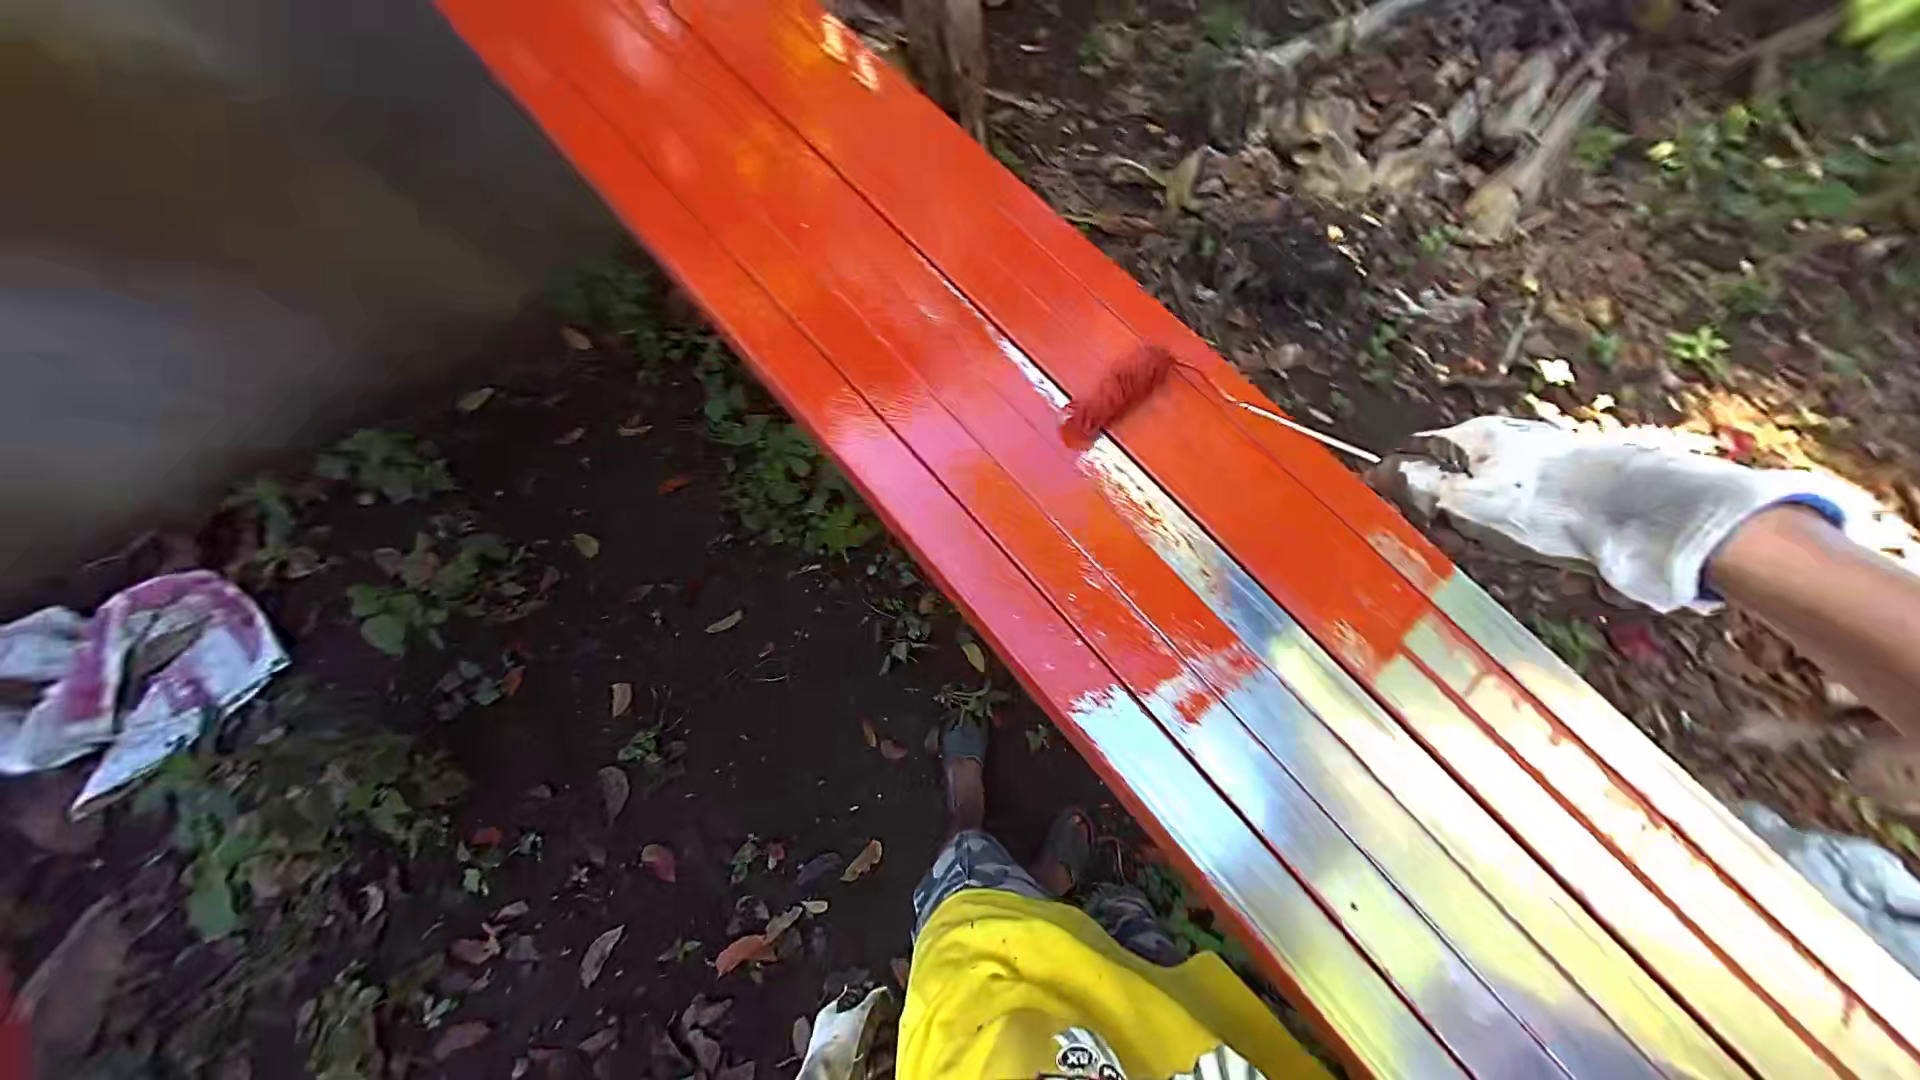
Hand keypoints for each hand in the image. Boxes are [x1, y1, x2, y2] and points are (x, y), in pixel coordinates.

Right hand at [1369, 416, 1880, 611]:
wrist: (1658, 518)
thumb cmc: (1549, 510)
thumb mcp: (1464, 502)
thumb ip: (1414, 486)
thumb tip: (1378, 472)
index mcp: (1475, 436)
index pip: (1413, 450)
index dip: (1396, 479)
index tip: (1393, 509)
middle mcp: (1508, 435)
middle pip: (1451, 471)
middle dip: (1444, 506)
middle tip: (1455, 537)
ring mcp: (1545, 451)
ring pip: (1488, 487)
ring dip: (1482, 518)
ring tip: (1502, 545)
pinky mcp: (1578, 471)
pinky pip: (1524, 497)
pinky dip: (1518, 519)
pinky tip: (1537, 540)